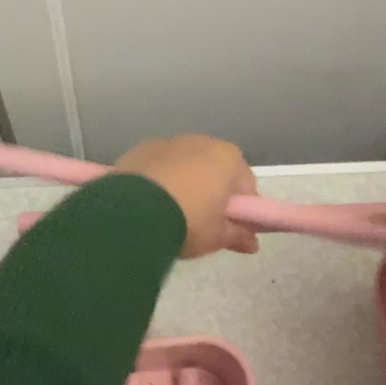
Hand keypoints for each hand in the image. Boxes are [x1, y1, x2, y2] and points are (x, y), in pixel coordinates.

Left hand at [114, 136, 260, 258]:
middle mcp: (201, 141)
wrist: (133, 213)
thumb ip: (238, 235)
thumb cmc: (188, 221)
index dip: (240, 208)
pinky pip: (157, 167)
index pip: (245, 184)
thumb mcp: (217, 236)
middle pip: (213, 169)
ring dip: (182, 183)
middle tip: (200, 223)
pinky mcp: (139, 149)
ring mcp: (167, 142)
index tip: (229, 227)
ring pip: (183, 165)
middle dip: (210, 192)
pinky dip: (158, 180)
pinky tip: (149, 204)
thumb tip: (252, 243)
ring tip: (170, 214)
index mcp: (228, 157)